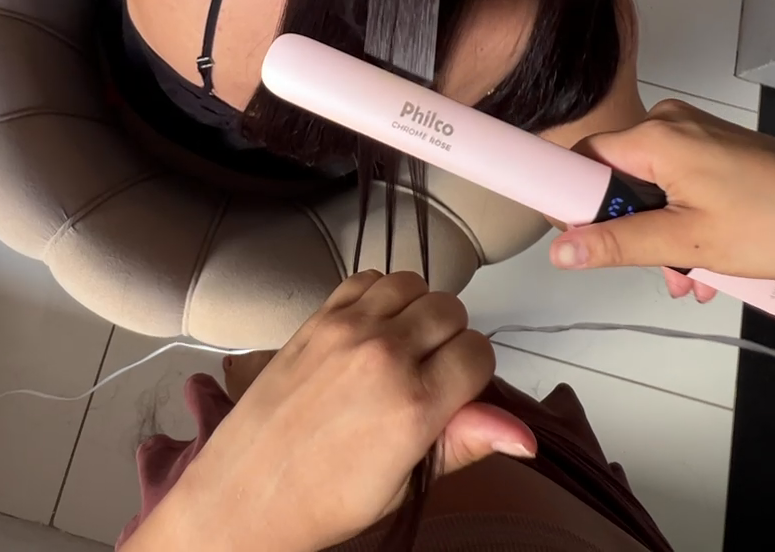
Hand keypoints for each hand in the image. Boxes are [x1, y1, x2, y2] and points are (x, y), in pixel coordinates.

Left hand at [129, 272, 533, 551]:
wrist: (250, 488)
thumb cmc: (328, 497)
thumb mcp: (407, 482)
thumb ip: (465, 442)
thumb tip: (525, 436)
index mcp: (414, 403)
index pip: (478, 351)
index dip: (476, 370)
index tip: (460, 387)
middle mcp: (384, 354)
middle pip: (450, 308)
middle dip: (451, 335)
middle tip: (432, 366)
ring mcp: (347, 327)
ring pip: (412, 282)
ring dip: (417, 306)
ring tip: (404, 340)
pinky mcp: (318, 315)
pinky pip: (366, 277)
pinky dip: (378, 292)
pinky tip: (372, 325)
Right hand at [550, 101, 774, 279]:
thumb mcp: (689, 243)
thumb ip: (617, 244)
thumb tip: (560, 251)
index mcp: (655, 136)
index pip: (582, 158)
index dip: (575, 198)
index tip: (586, 236)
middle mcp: (670, 123)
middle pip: (618, 175)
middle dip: (629, 226)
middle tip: (659, 268)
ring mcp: (697, 132)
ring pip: (649, 183)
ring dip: (659, 230)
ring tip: (692, 276)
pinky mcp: (717, 146)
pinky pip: (676, 179)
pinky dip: (682, 215)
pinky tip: (707, 256)